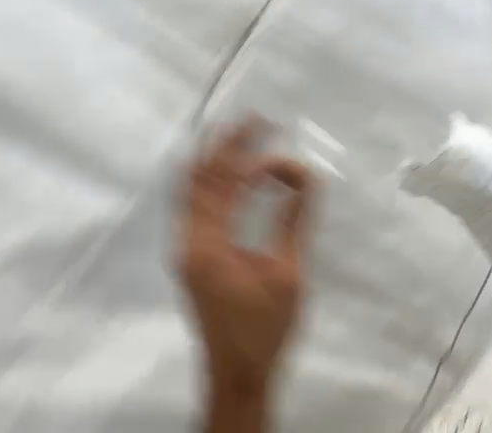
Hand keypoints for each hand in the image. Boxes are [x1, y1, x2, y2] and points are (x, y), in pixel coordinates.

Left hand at [174, 120, 313, 399]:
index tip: (276, 133)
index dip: (250, 154)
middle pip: (200, 179)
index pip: (226, 183)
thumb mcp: (288, 273)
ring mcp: (186, 249)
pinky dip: (208, 180)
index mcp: (208, 245)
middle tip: (253, 116)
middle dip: (226, 144)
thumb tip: (306, 174)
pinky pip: (192, 205)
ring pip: (191, 190)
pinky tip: (225, 170)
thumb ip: (294, 219)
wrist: (236, 376)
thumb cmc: (265, 328)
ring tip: (238, 131)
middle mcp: (188, 241)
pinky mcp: (192, 257)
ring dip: (215, 158)